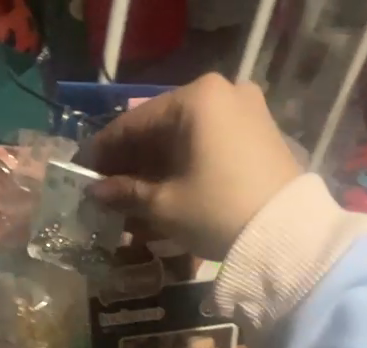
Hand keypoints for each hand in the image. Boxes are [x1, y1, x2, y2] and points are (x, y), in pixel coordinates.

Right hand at [79, 74, 302, 260]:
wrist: (285, 235)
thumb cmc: (216, 211)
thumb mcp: (163, 205)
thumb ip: (124, 193)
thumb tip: (94, 192)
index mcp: (196, 98)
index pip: (135, 122)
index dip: (104, 151)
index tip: (82, 172)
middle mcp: (222, 93)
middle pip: (161, 129)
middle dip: (132, 163)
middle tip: (105, 190)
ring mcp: (245, 112)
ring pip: (185, 140)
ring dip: (155, 169)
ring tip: (130, 200)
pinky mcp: (258, 135)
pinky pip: (208, 147)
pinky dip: (183, 168)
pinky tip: (164, 194)